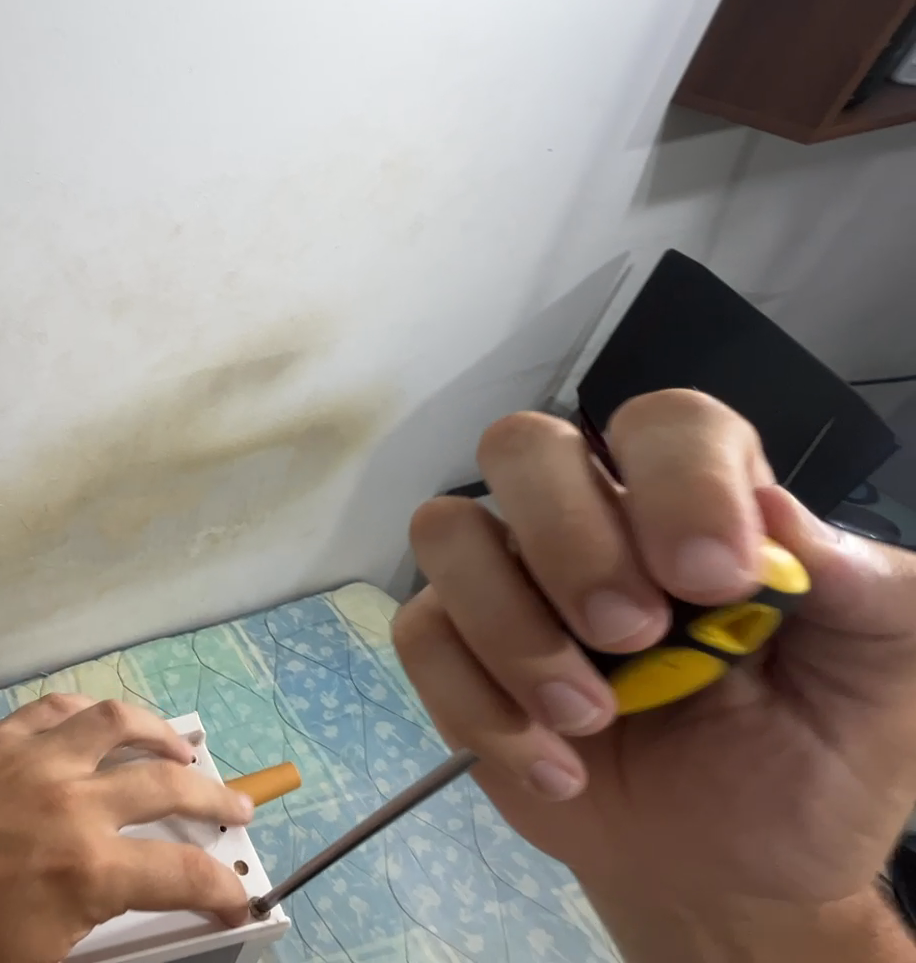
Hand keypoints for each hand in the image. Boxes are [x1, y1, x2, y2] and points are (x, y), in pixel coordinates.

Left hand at [0, 694, 255, 962]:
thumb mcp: (37, 960)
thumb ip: (96, 931)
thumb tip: (125, 908)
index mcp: (88, 870)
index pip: (185, 874)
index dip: (223, 887)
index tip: (239, 893)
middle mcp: (73, 800)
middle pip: (168, 784)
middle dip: (214, 797)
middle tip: (236, 805)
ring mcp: (35, 757)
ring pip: (116, 722)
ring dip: (159, 732)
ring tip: (180, 743)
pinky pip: (57, 708)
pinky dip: (90, 712)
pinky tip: (100, 721)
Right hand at [395, 389, 915, 908]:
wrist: (709, 865)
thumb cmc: (800, 762)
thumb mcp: (884, 689)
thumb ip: (873, 599)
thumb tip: (780, 519)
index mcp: (686, 511)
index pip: (662, 424)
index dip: (678, 476)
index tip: (714, 579)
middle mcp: (575, 524)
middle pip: (518, 446)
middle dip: (565, 537)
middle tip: (629, 633)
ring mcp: (496, 578)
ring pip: (444, 530)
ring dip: (509, 627)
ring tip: (588, 717)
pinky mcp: (444, 641)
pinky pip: (420, 635)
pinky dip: (481, 704)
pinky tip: (555, 766)